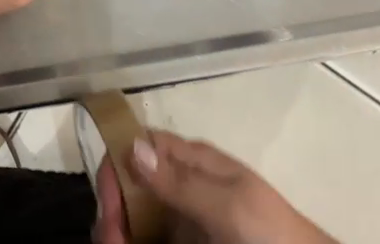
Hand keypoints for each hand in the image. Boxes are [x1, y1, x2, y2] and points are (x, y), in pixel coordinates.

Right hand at [94, 130, 334, 243]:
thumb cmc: (271, 234)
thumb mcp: (230, 206)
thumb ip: (181, 180)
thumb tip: (132, 145)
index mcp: (192, 162)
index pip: (139, 145)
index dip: (116, 167)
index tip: (108, 203)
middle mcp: (180, 187)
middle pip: (129, 187)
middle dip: (113, 211)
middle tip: (113, 239)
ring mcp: (182, 221)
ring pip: (133, 219)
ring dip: (118, 232)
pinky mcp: (184, 243)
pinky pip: (149, 238)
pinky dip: (131, 242)